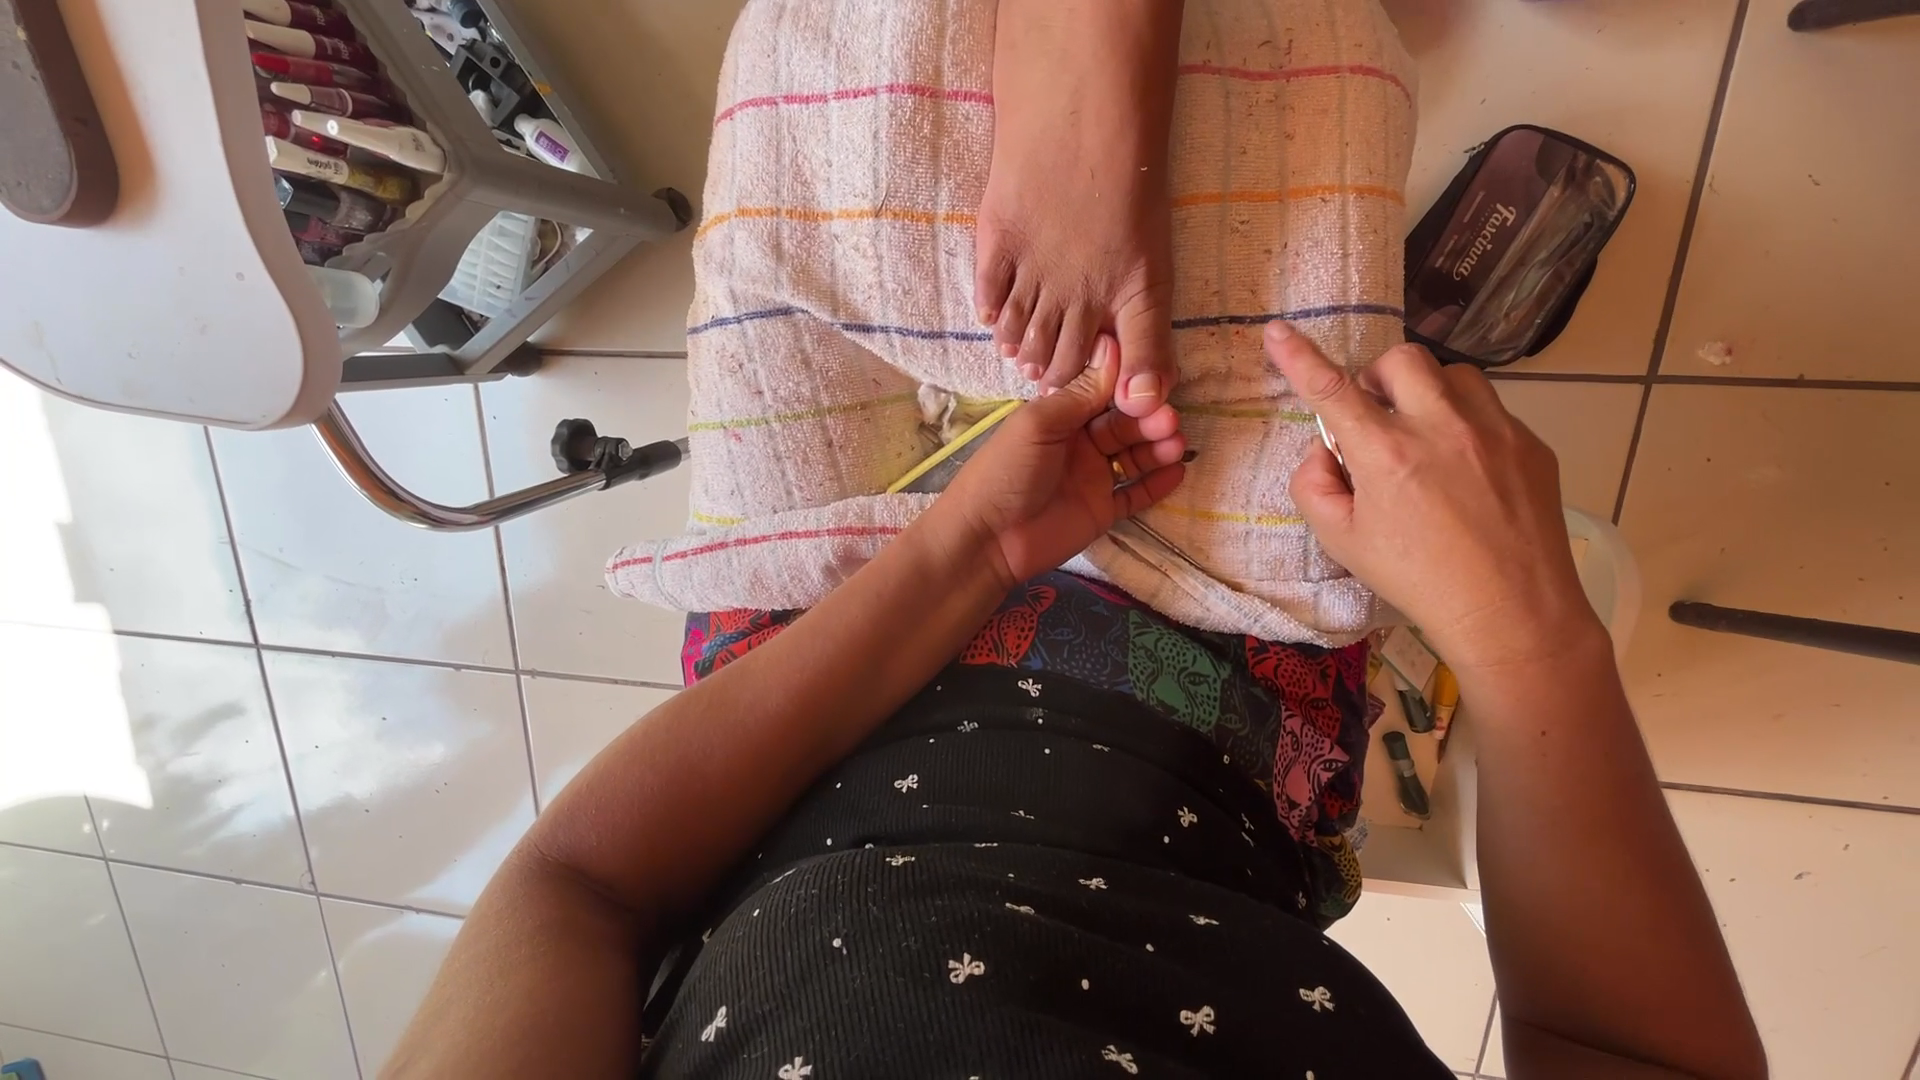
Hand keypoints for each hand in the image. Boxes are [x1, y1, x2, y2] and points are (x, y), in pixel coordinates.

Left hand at [939, 335, 1187, 586]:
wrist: (988, 540)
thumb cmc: (1005, 473)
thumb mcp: (1039, 424)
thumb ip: (1079, 392)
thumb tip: (1113, 344)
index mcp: (1060, 417)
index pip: (1104, 393)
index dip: (1130, 388)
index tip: (1157, 380)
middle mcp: (1079, 444)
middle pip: (1124, 424)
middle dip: (1148, 419)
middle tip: (1169, 419)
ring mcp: (1092, 478)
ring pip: (1135, 457)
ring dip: (1158, 448)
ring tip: (1176, 444)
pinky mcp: (1101, 511)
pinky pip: (1136, 494)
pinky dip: (1157, 483)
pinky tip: (1178, 471)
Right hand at [1265, 321, 1605, 674]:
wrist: (1510, 610)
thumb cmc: (1414, 577)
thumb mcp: (1339, 541)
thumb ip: (1313, 484)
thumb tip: (1325, 447)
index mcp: (1386, 453)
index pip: (1331, 389)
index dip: (1299, 357)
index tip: (1277, 329)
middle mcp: (1441, 427)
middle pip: (1402, 358)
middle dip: (1377, 377)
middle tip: (1373, 417)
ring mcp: (1495, 429)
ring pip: (1452, 372)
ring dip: (1424, 392)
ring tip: (1422, 436)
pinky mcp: (1530, 442)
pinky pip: (1488, 407)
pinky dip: (1462, 421)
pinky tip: (1462, 468)